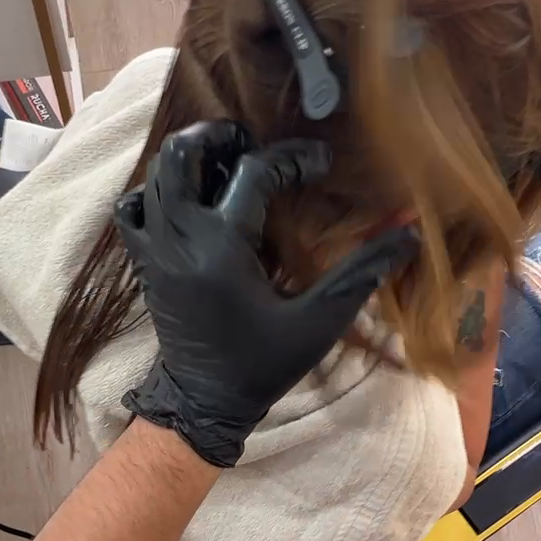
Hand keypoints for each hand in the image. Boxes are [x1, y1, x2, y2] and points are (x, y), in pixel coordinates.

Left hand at [114, 120, 418, 466]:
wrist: (203, 403)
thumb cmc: (261, 366)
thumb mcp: (316, 323)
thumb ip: (359, 274)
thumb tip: (409, 235)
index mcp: (224, 248)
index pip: (256, 172)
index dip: (294, 159)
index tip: (320, 166)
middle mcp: (181, 239)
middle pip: (182, 154)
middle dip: (219, 136)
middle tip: (252, 146)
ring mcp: (155, 250)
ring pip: (154, 176)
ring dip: (188, 160)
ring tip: (224, 167)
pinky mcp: (144, 265)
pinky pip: (131, 212)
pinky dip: (152, 194)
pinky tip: (184, 203)